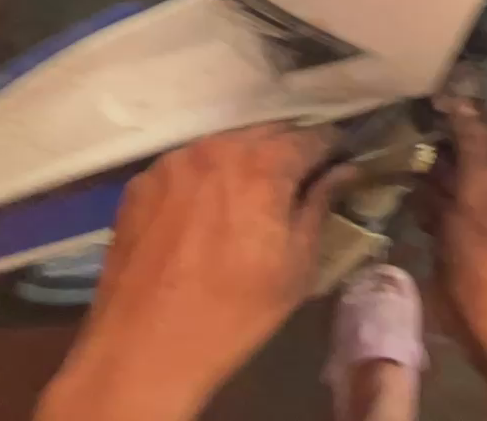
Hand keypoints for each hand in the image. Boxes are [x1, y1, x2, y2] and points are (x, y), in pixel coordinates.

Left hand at [37, 125, 352, 420]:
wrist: (140, 353)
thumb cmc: (233, 311)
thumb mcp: (297, 264)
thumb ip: (322, 204)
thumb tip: (345, 170)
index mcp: (264, 164)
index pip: (315, 136)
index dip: (334, 148)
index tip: (342, 164)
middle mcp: (220, 147)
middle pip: (270, 132)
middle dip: (291, 151)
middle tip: (299, 181)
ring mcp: (176, 161)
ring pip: (227, 144)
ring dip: (247, 160)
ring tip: (250, 195)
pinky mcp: (143, 182)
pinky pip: (190, 164)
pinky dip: (207, 176)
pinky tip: (205, 211)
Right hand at [417, 95, 486, 340]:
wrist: (485, 317)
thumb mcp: (481, 190)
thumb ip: (473, 144)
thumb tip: (461, 102)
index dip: (477, 105)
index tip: (445, 89)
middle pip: (471, 146)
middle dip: (444, 133)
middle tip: (412, 110)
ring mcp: (475, 205)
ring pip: (449, 171)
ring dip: (427, 160)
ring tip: (397, 136)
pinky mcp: (453, 227)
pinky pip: (434, 199)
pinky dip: (419, 190)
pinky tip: (396, 174)